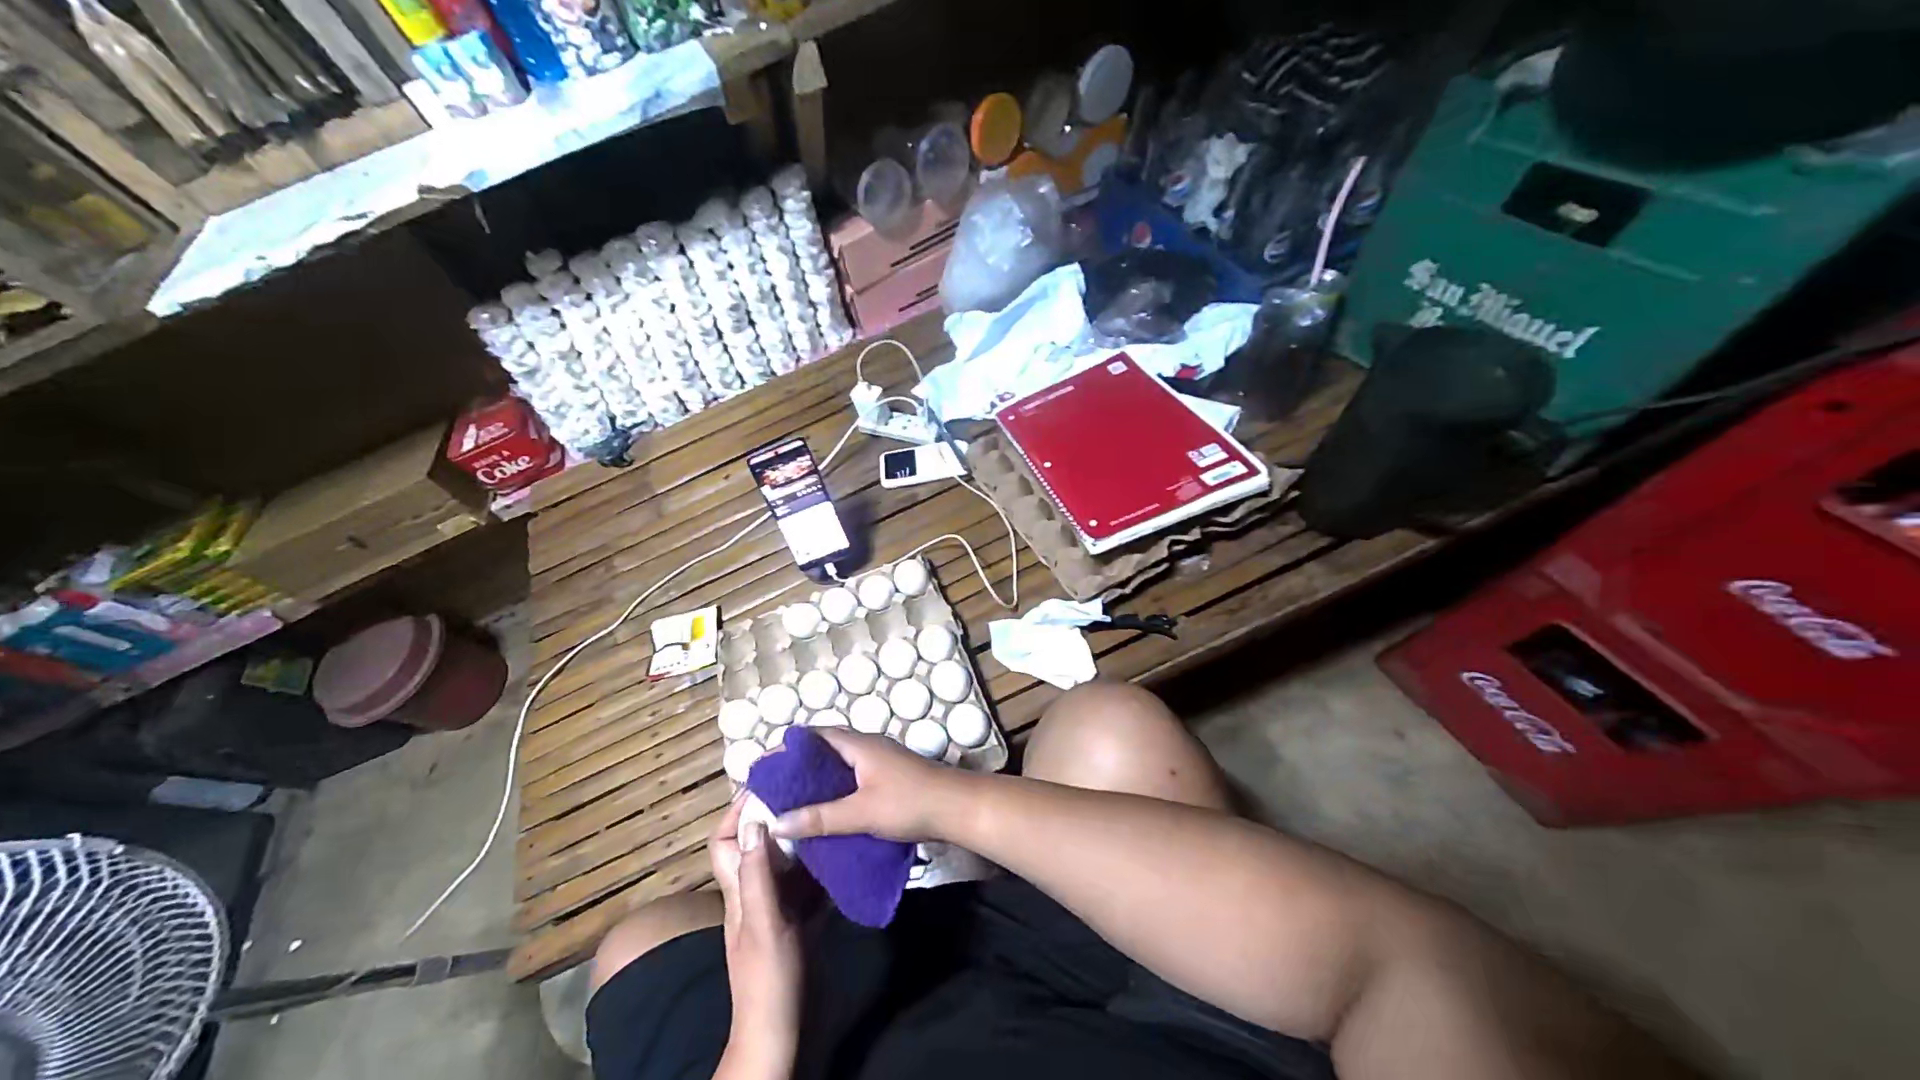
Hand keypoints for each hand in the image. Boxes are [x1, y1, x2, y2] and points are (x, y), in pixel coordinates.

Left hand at [711, 795, 801, 1064]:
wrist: (778, 1030)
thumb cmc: (767, 976)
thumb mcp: (763, 923)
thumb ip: (757, 875)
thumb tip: (752, 824)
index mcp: (737, 891)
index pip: (723, 841)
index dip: (736, 812)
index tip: (764, 786)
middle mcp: (752, 893)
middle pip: (754, 845)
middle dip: (772, 816)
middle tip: (802, 790)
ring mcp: (775, 908)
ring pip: (782, 861)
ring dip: (798, 838)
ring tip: (824, 810)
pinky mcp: (796, 921)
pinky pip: (806, 883)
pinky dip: (819, 865)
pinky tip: (839, 851)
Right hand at [769, 728, 975, 843]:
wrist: (958, 808)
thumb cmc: (910, 803)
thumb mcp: (861, 812)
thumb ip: (820, 818)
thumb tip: (776, 823)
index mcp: (858, 744)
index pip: (812, 736)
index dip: (786, 750)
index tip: (763, 768)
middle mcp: (867, 746)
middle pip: (824, 749)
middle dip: (798, 768)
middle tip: (772, 790)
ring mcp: (880, 761)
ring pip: (839, 765)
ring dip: (817, 781)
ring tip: (791, 804)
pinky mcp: (888, 778)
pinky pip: (852, 778)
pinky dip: (834, 790)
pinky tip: (825, 812)